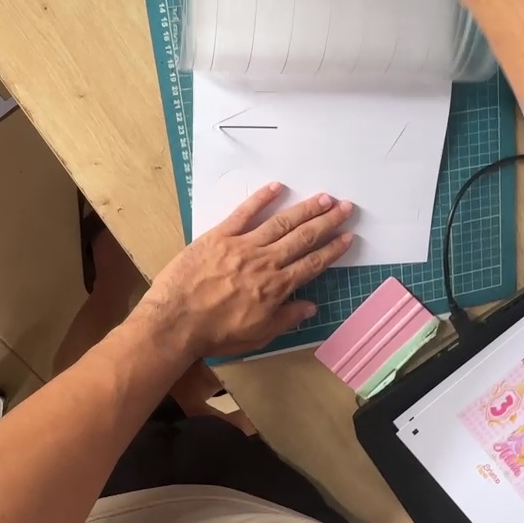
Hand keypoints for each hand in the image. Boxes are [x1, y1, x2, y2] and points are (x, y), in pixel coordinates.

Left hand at [131, 184, 354, 360]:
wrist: (175, 322)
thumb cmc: (215, 334)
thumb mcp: (257, 335)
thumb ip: (285, 319)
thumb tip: (310, 307)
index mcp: (276, 287)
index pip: (312, 264)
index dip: (333, 249)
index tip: (348, 236)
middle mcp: (265, 262)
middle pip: (303, 237)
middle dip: (327, 222)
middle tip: (346, 207)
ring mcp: (242, 246)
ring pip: (281, 223)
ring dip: (304, 209)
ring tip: (323, 197)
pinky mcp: (219, 236)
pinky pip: (244, 213)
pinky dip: (261, 199)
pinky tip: (277, 187)